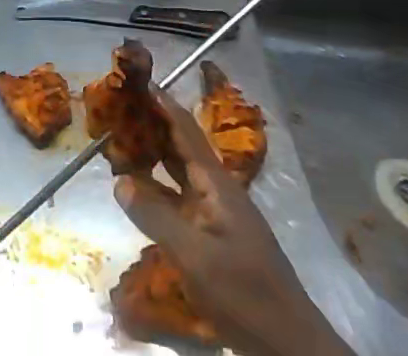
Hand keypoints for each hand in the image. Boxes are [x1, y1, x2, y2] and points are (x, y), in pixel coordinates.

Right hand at [115, 91, 354, 355]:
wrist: (291, 345)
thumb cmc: (245, 293)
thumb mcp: (195, 256)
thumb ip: (154, 216)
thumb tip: (119, 181)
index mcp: (217, 186)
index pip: (185, 131)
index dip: (161, 103)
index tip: (136, 78)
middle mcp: (217, 192)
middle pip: (180, 146)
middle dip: (150, 123)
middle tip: (116, 105)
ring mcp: (215, 214)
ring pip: (177, 171)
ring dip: (150, 152)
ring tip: (117, 137)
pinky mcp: (212, 235)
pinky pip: (176, 196)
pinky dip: (153, 184)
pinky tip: (134, 186)